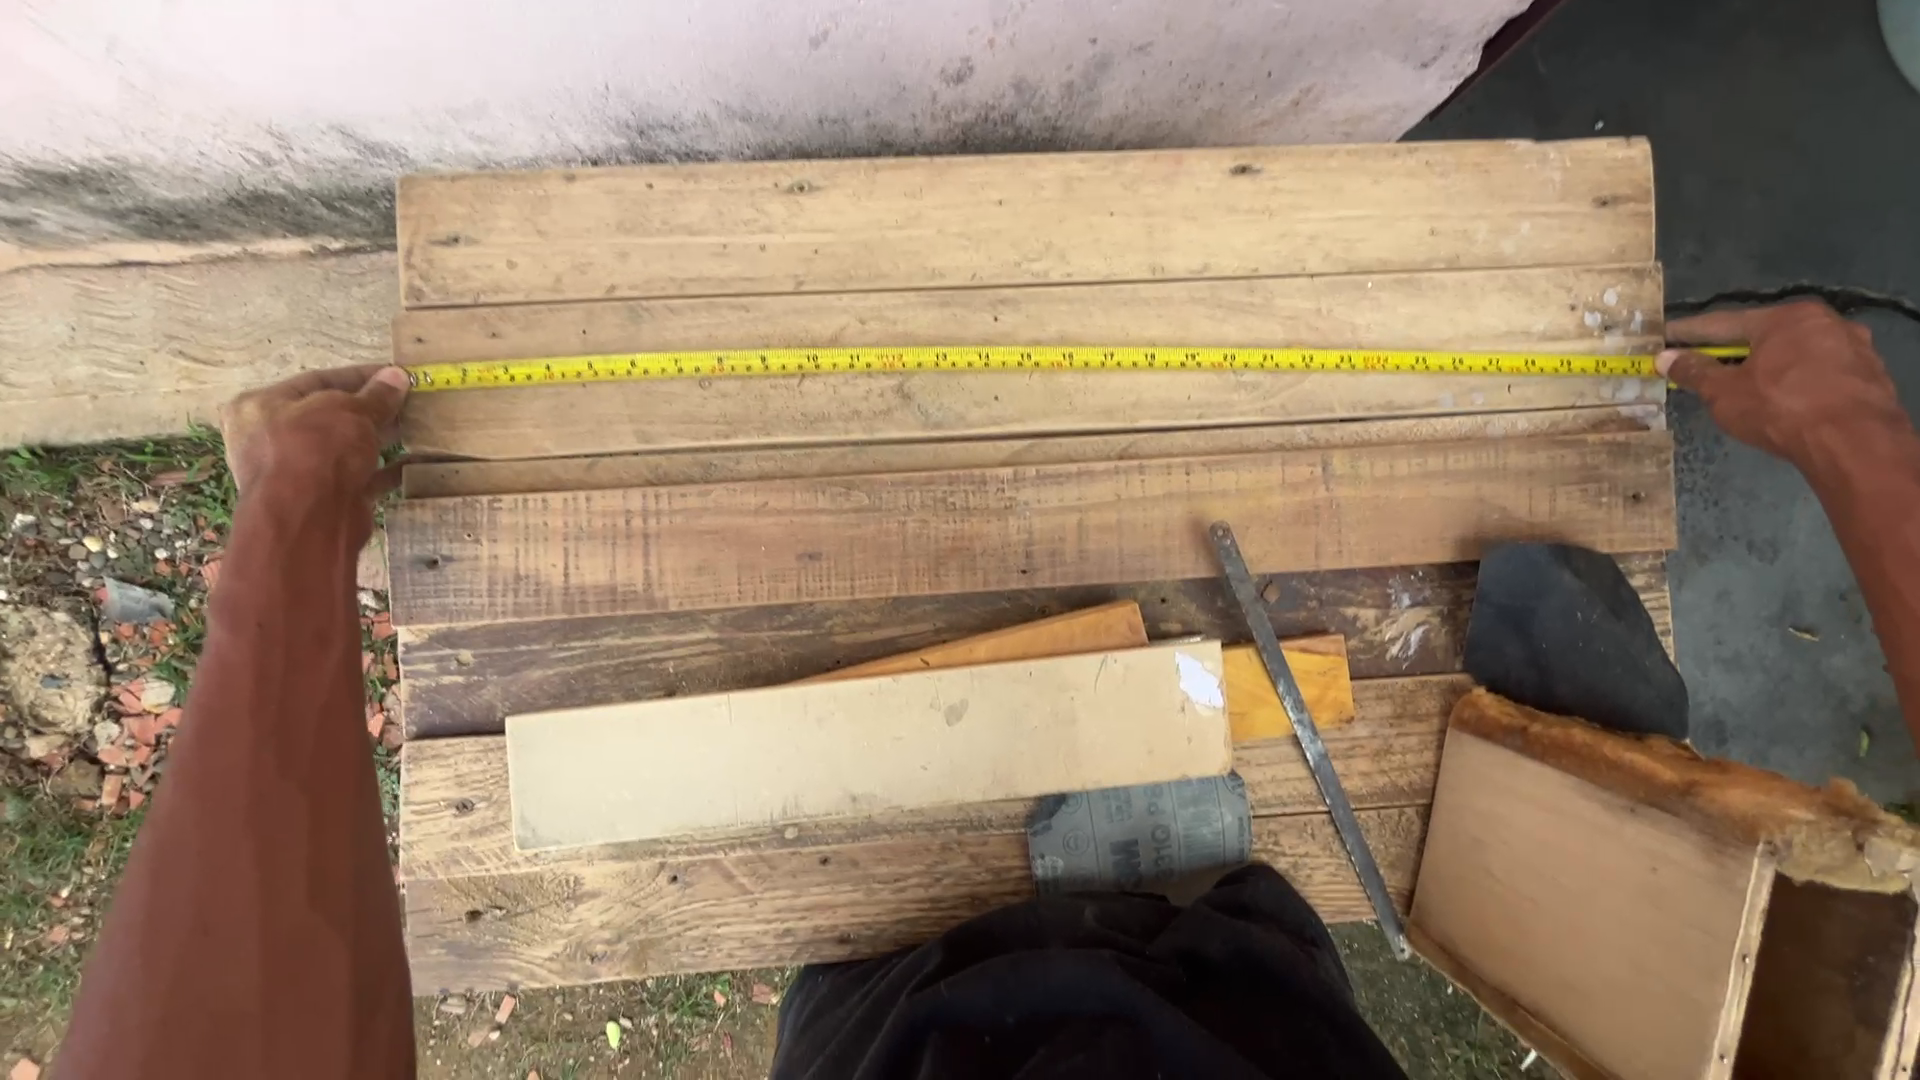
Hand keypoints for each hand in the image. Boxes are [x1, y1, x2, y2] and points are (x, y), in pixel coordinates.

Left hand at [220, 365, 410, 500]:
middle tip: (410, 402)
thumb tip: (398, 376)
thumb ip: (375, 395)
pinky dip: (386, 468)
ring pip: (347, 445)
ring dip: (380, 437)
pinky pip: (361, 474)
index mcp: (262, 405)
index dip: (362, 376)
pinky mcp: (327, 495)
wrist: (309, 517)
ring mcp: (299, 468)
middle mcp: (273, 435)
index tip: (398, 375)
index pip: (319, 381)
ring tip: (416, 427)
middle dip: (372, 408)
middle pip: (332, 414)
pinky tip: (414, 462)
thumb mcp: (350, 411)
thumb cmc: (316, 450)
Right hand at [1658, 301, 1909, 471]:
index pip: (1723, 323)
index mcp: (1787, 319)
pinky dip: (1786, 375)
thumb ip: (1694, 371)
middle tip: (1695, 359)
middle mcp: (1825, 322)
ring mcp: (1852, 345)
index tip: (1662, 336)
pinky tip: (1772, 392)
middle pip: (1760, 334)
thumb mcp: (1722, 391)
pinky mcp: (1865, 371)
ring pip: (1789, 351)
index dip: (1686, 332)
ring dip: (1758, 363)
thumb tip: (1666, 358)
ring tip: (1733, 379)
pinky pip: (1812, 367)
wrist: (1851, 439)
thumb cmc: (1778, 407)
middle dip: (1726, 348)